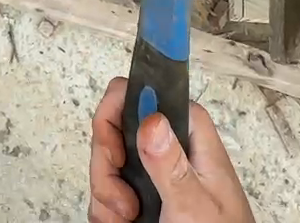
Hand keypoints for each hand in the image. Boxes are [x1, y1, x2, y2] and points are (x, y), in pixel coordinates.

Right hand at [89, 77, 254, 222]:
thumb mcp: (194, 203)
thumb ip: (171, 164)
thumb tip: (152, 119)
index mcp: (186, 128)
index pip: (137, 91)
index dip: (114, 113)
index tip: (113, 153)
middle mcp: (167, 139)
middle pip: (113, 127)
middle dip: (107, 167)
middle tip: (123, 202)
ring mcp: (151, 165)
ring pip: (106, 159)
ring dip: (106, 194)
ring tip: (128, 219)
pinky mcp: (141, 188)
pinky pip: (106, 186)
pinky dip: (107, 209)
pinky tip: (124, 222)